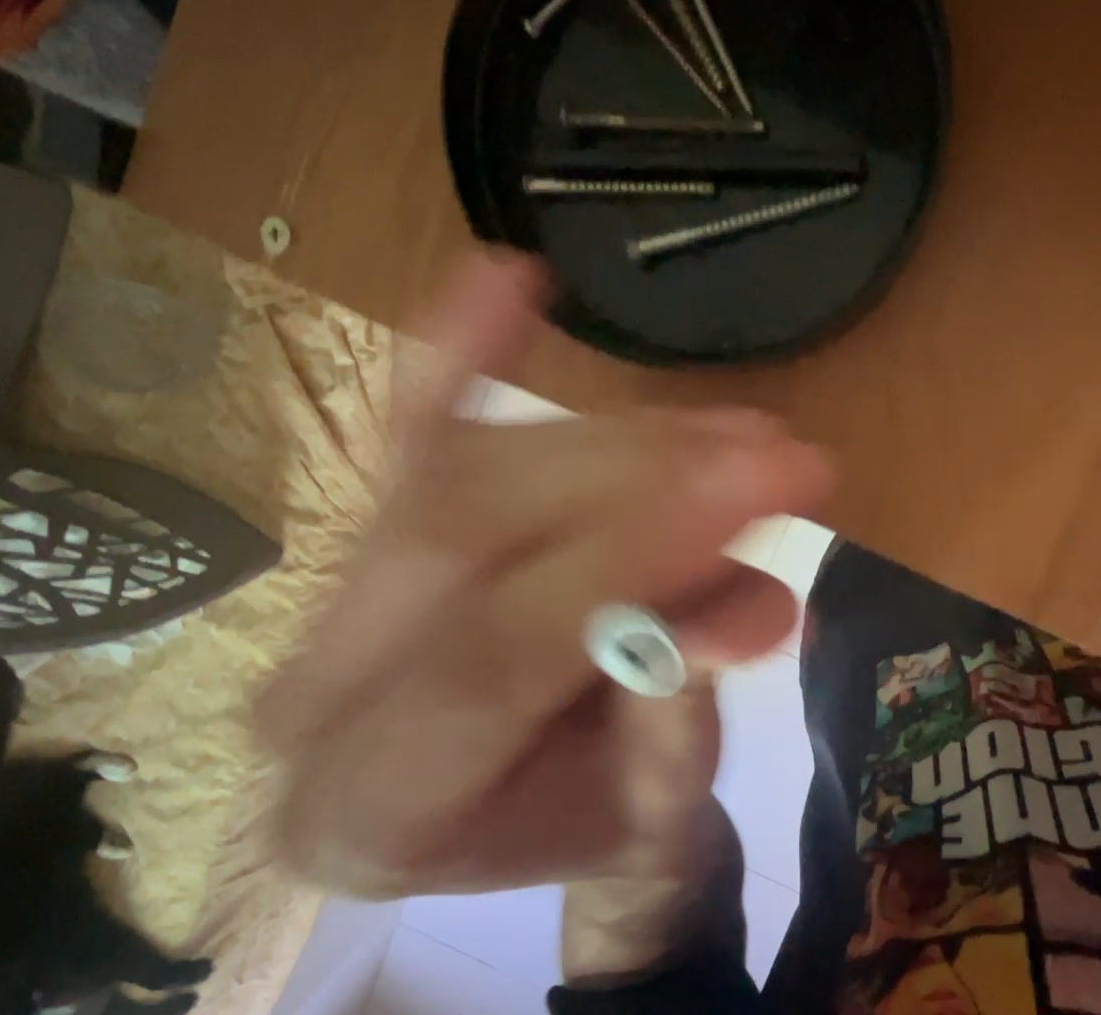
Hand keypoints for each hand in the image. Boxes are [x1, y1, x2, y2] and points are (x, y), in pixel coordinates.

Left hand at [255, 251, 832, 899]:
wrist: (528, 816)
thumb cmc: (597, 824)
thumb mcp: (655, 812)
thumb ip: (680, 720)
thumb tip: (750, 610)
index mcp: (376, 803)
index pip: (504, 649)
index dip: (637, 552)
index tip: (758, 482)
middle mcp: (322, 691)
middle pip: (477, 529)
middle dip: (647, 473)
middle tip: (778, 452)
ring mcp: (334, 604)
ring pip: (476, 467)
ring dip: (628, 437)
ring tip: (747, 432)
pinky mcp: (370, 542)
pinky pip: (408, 436)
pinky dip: (461, 351)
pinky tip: (510, 276)